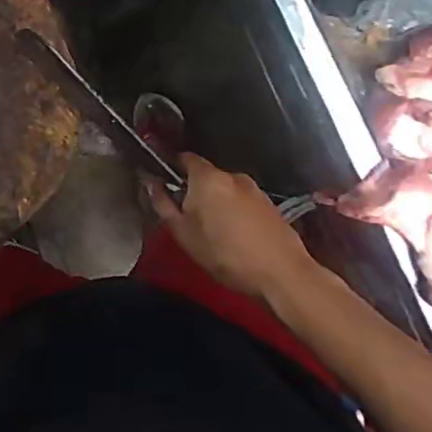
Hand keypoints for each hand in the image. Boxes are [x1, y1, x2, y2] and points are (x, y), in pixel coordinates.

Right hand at [144, 153, 320, 299]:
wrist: (281, 273)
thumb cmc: (225, 253)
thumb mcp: (184, 233)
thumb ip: (163, 204)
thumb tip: (150, 182)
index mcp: (208, 177)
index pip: (185, 158)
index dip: (172, 167)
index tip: (164, 182)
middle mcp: (233, 175)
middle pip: (207, 176)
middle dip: (196, 191)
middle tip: (187, 217)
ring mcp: (255, 189)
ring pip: (226, 190)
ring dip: (217, 203)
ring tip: (213, 232)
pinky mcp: (270, 205)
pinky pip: (243, 202)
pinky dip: (235, 212)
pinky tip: (236, 236)